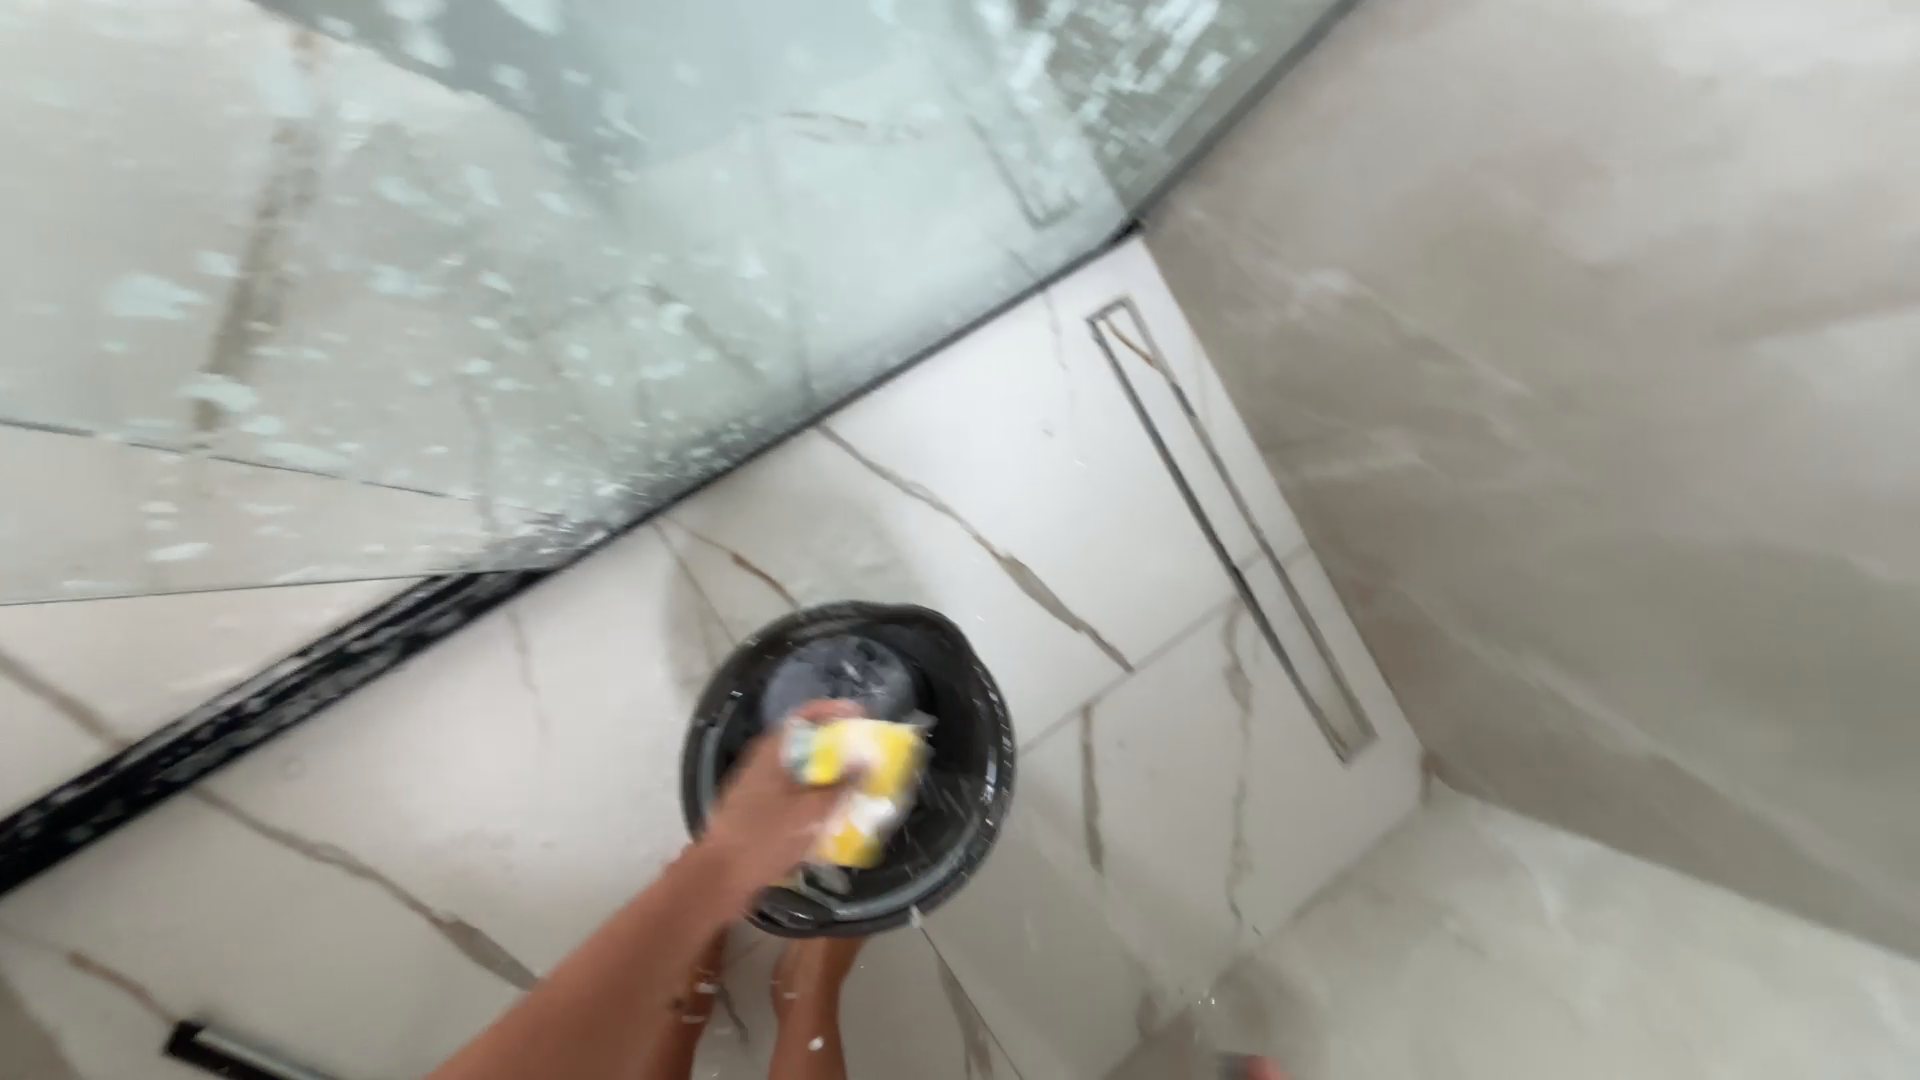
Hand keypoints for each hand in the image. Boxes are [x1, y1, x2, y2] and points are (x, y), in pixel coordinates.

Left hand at [698, 700, 862, 901]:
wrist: (717, 880)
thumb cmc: (763, 839)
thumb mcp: (810, 813)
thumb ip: (841, 787)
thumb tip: (867, 762)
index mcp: (773, 750)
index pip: (806, 714)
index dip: (836, 710)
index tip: (862, 716)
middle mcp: (765, 761)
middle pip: (806, 741)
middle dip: (838, 746)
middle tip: (866, 753)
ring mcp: (759, 785)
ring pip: (801, 769)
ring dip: (828, 774)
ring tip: (857, 783)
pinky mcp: (759, 809)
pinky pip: (794, 792)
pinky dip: (814, 796)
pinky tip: (833, 813)